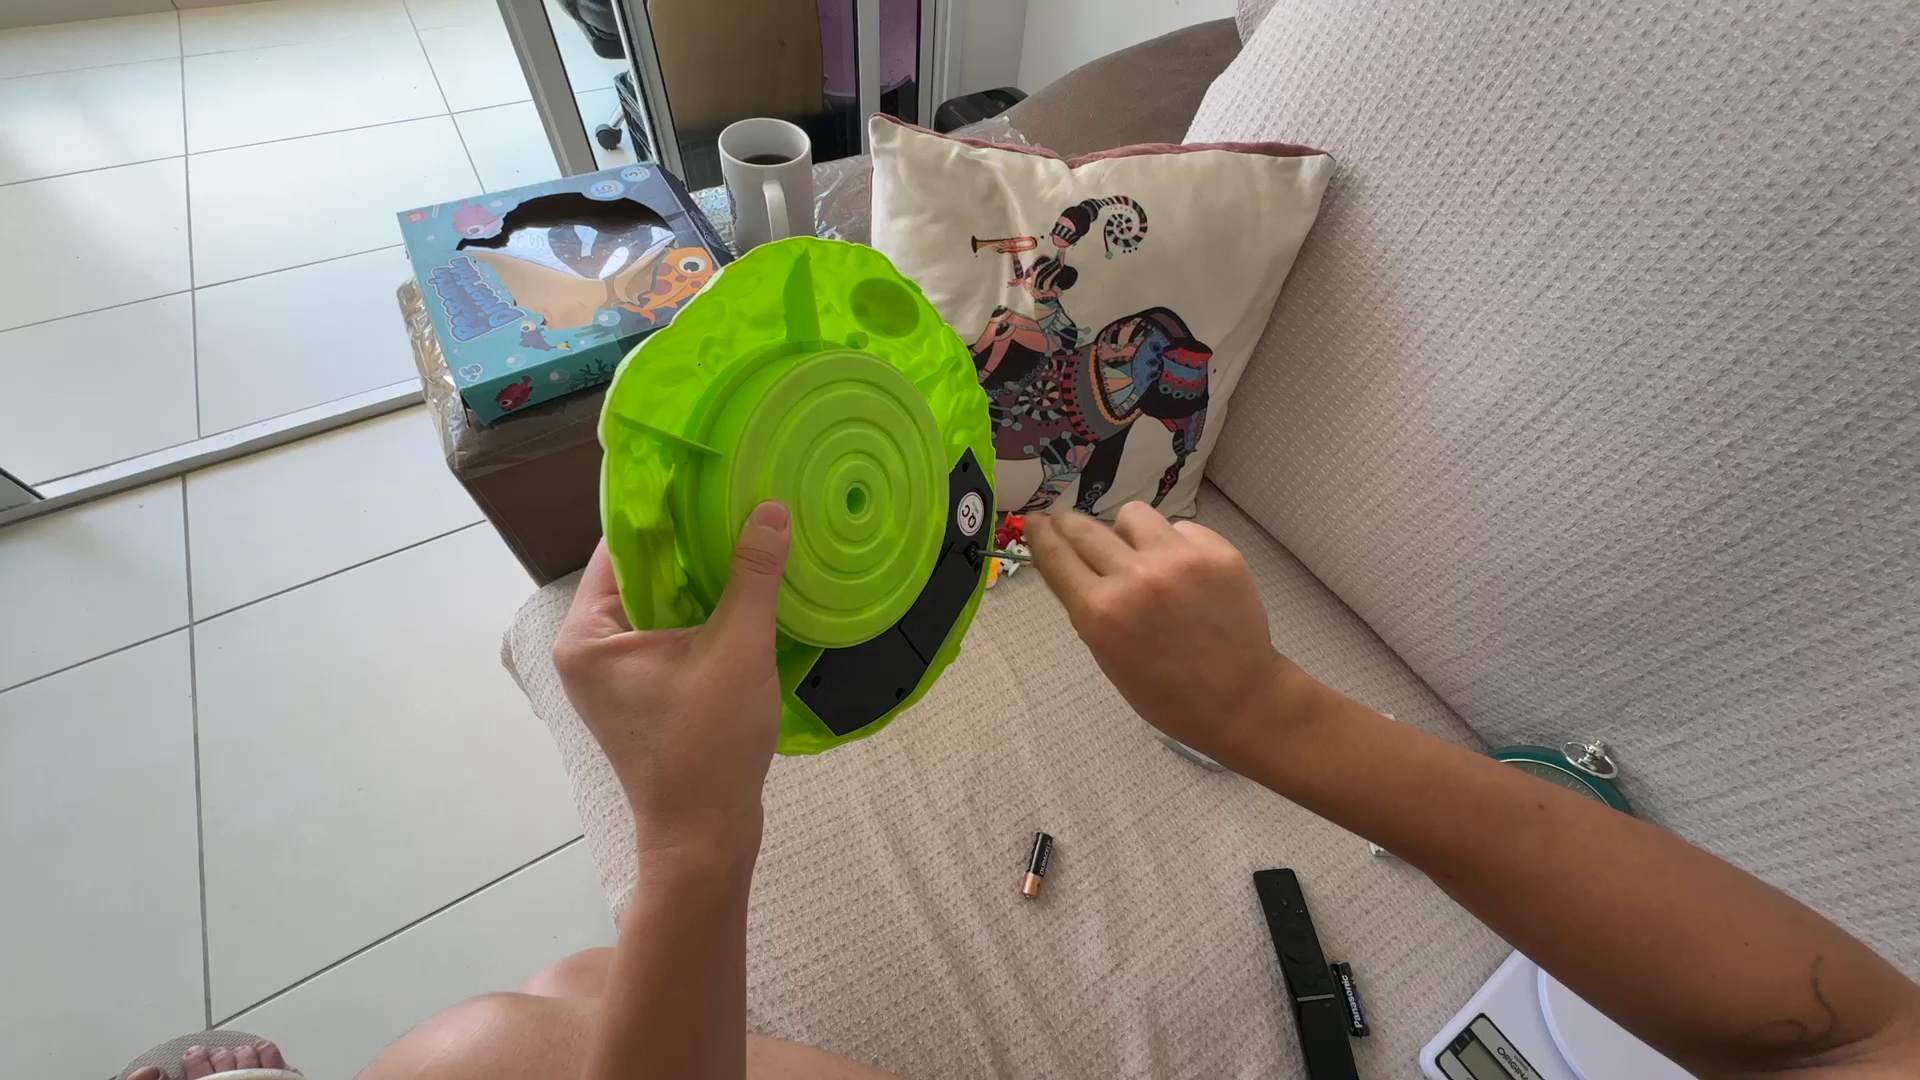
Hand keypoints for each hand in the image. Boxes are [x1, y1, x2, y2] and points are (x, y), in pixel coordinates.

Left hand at [553, 502, 790, 853]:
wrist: (706, 836)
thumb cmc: (709, 744)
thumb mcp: (739, 649)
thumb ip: (754, 576)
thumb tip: (771, 509)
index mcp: (588, 635)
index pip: (620, 547)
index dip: (665, 511)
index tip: (711, 480)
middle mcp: (590, 650)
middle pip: (642, 574)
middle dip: (692, 544)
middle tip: (742, 506)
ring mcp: (616, 676)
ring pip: (662, 605)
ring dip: (704, 580)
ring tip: (751, 541)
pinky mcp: (645, 694)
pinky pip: (673, 633)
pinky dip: (706, 613)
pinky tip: (749, 594)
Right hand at [1025, 503, 1314, 766]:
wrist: (1239, 698)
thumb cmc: (1164, 691)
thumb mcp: (1107, 655)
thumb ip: (1088, 606)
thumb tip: (1071, 561)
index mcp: (1101, 612)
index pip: (1056, 557)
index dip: (1040, 534)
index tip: (1034, 520)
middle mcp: (1135, 578)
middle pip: (1085, 529)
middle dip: (1069, 523)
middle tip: (1068, 522)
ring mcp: (1179, 560)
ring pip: (1133, 515)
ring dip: (1127, 531)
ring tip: (1141, 555)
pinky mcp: (1217, 552)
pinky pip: (1179, 528)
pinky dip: (1174, 545)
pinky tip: (1185, 572)